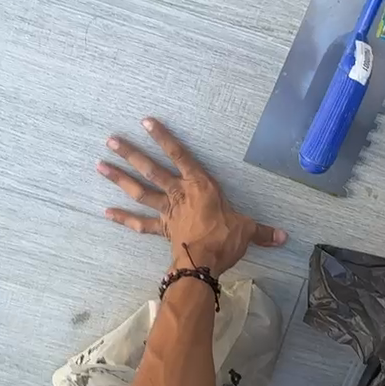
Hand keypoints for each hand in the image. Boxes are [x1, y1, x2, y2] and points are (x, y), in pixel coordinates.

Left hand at [96, 118, 285, 275]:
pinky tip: (106, 212)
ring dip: (119, 178)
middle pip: (151, 170)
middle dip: (131, 154)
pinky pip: (139, 223)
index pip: (180, 155)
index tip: (146, 121)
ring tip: (100, 165)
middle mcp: (179, 193)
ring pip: (139, 191)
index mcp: (200, 185)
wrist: (203, 264)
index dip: (163, 137)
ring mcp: (166, 211)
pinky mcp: (161, 230)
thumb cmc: (224, 240)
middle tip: (111, 140)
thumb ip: (262, 231)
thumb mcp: (246, 230)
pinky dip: (123, 218)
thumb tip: (283, 236)